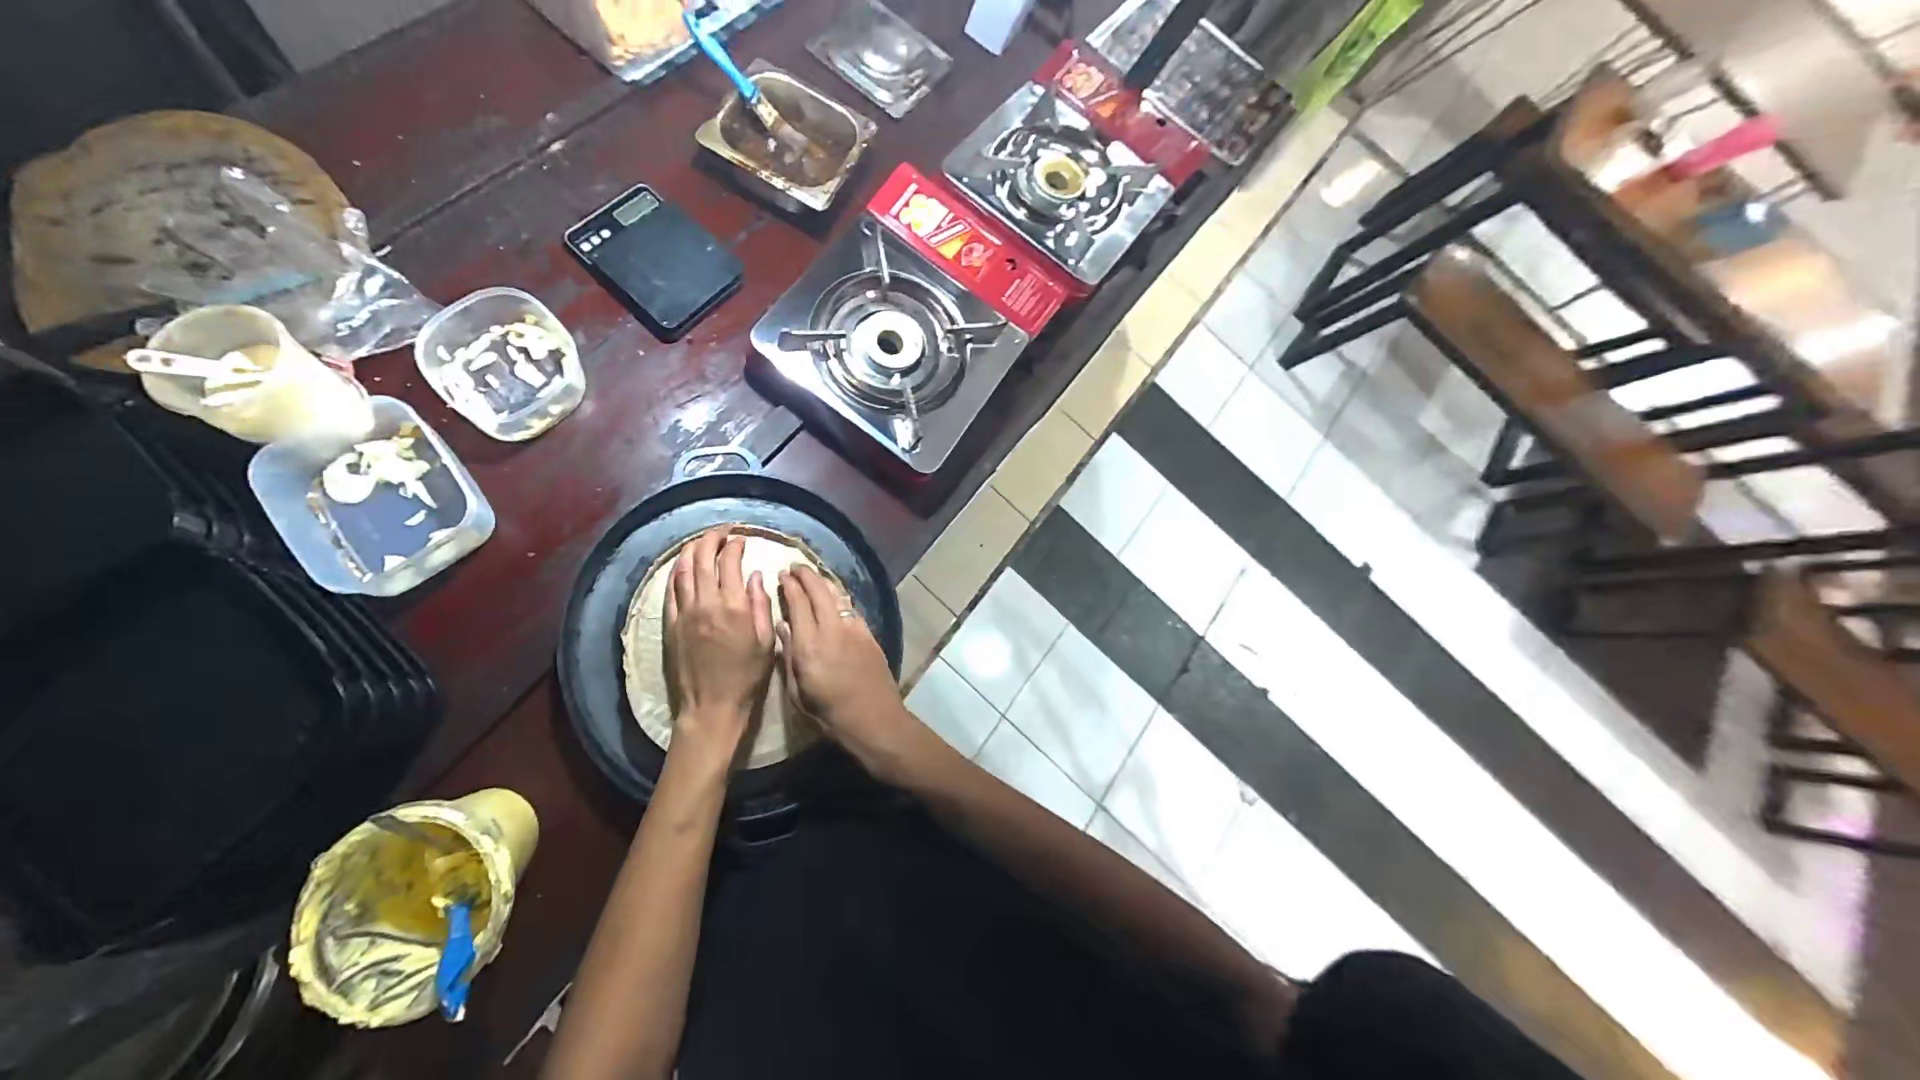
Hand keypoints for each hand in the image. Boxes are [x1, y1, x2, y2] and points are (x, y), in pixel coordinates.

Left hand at [665, 528, 774, 764]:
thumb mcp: (766, 642)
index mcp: (734, 607)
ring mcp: (685, 613)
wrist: (712, 706)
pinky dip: (677, 572)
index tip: (741, 540)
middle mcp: (706, 603)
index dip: (735, 545)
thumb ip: (761, 605)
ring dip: (692, 550)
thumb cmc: (747, 677)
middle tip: (721, 532)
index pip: (730, 562)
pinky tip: (683, 566)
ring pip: (684, 570)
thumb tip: (754, 576)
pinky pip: (671, 590)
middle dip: (712, 539)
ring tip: (701, 541)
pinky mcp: (671, 625)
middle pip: (703, 558)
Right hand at [777, 565, 912, 770]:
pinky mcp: (868, 634)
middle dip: (806, 575)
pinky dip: (839, 597)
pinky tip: (835, 597)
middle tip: (796, 567)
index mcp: (809, 643)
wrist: (872, 717)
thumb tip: (783, 626)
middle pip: (818, 590)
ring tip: (813, 576)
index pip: (797, 602)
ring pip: (837, 595)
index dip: (789, 585)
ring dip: (824, 582)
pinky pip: (850, 608)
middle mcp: (831, 629)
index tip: (783, 574)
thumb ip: (789, 654)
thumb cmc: (828, 712)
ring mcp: (853, 629)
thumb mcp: (797, 689)